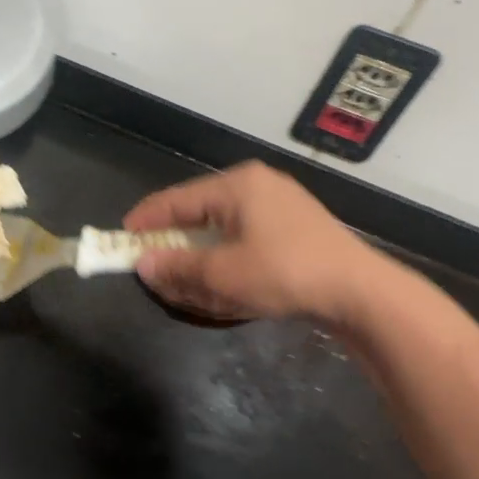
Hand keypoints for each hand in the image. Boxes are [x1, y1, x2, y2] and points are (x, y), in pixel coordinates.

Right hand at [124, 161, 389, 324]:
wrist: (358, 292)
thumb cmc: (284, 273)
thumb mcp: (222, 274)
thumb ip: (177, 268)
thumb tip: (142, 265)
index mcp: (236, 187)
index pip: (175, 200)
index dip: (145, 221)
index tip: (120, 240)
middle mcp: (256, 188)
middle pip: (198, 214)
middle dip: (173, 245)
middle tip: (152, 269)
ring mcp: (279, 207)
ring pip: (221, 231)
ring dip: (199, 258)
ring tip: (184, 284)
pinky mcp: (293, 230)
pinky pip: (244, 241)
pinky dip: (225, 261)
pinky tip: (221, 285)